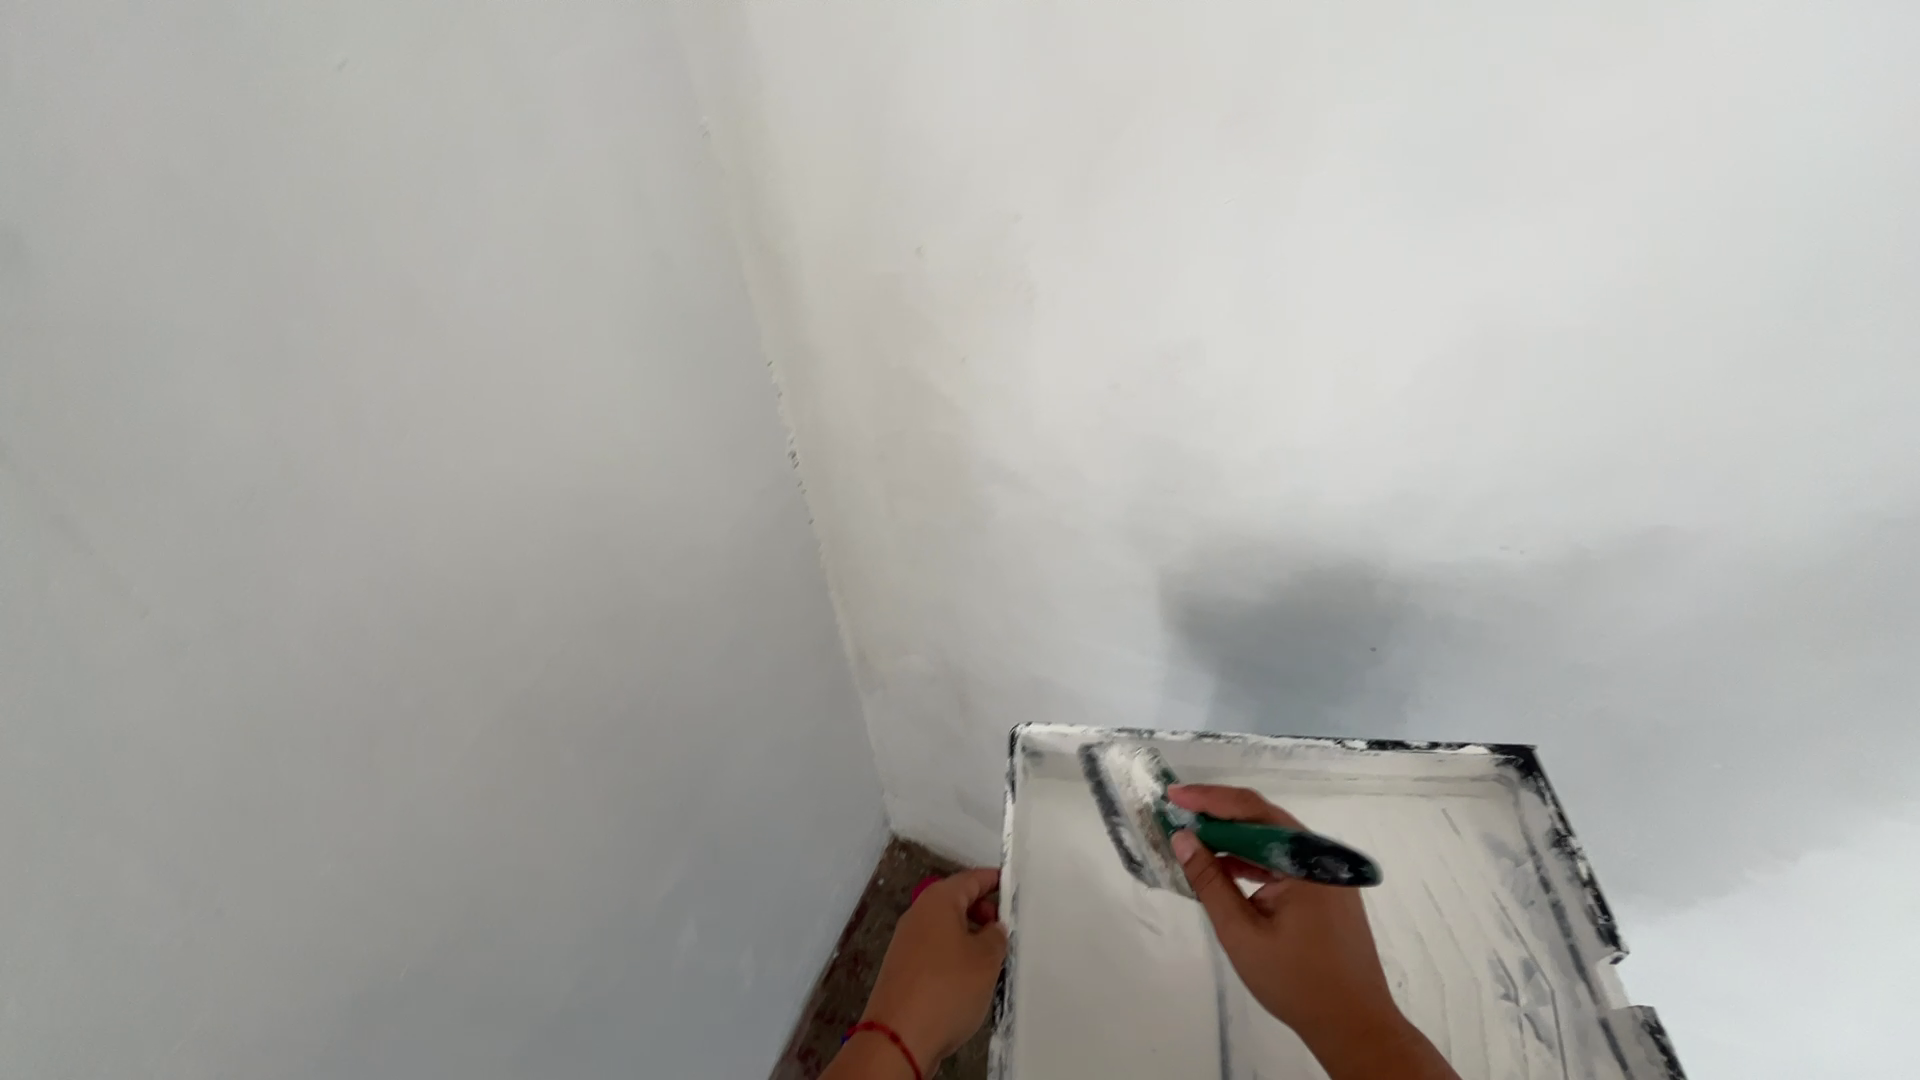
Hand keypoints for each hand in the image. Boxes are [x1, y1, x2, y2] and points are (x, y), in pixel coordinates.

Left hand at [859, 867, 1007, 1067]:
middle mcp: (918, 913)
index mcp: (938, 900)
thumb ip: (996, 937)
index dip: (993, 880)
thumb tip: (992, 929)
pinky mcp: (902, 968)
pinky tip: (966, 980)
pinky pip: (935, 949)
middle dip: (982, 911)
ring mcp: (906, 941)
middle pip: (956, 901)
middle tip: (1003, 931)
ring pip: (945, 927)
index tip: (1010, 885)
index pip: (970, 879)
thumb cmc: (946, 989)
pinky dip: (953, 955)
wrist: (898, 1038)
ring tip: (990, 960)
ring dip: (968, 937)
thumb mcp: (986, 960)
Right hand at [1168, 785, 1443, 1071]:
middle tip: (1178, 813)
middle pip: (1262, 819)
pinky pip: (1284, 860)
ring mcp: (1328, 873)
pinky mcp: (1327, 890)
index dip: (1208, 799)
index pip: (1250, 810)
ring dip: (1233, 838)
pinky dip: (1252, 859)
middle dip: (1217, 814)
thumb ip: (1209, 881)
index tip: (1172, 796)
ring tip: (1194, 840)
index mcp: (1305, 860)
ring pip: (1272, 840)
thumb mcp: (1240, 932)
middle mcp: (1321, 856)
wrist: (1356, 1029)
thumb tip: (1182, 838)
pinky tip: (1226, 868)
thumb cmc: (1296, 982)